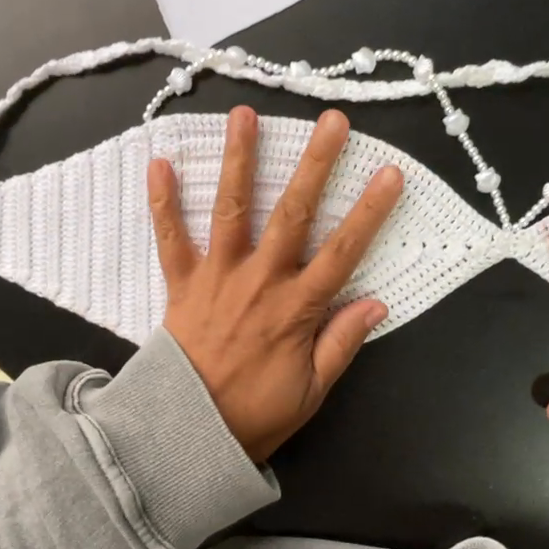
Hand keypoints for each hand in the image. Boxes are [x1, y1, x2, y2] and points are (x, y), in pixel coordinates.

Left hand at [151, 106, 403, 461]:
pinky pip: (170, 239)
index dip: (369, 212)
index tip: (389, 174)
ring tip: (245, 114)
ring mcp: (218, 278)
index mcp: (297, 309)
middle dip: (314, 165)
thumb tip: (377, 302)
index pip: (343, 251)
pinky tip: (159, 162)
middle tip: (331, 121)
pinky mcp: (181, 285)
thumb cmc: (256, 415)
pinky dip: (163, 202)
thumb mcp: (312, 391)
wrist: (186, 434)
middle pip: (293, 214)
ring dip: (239, 160)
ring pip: (232, 210)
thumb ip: (341, 343)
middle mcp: (260, 281)